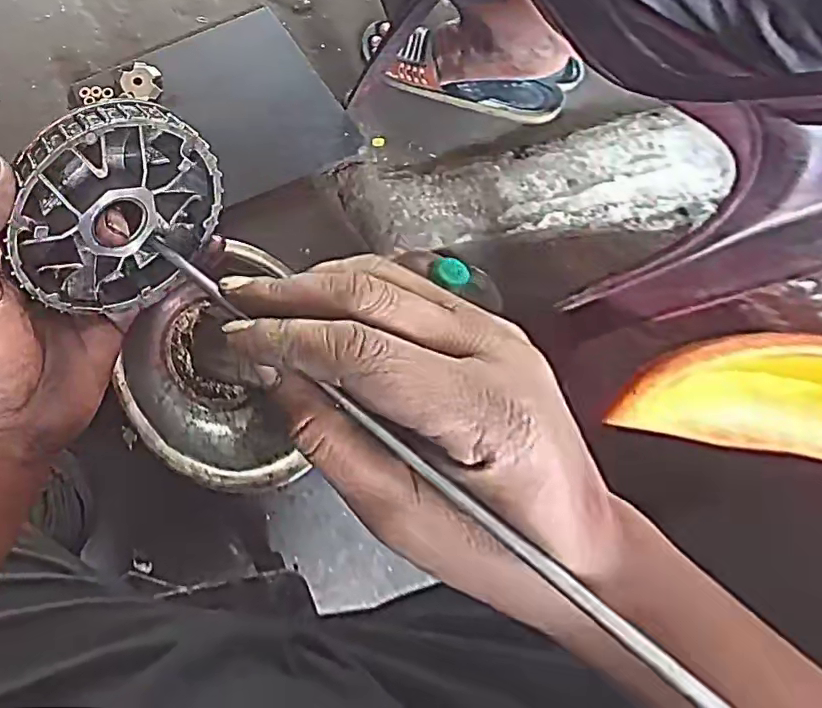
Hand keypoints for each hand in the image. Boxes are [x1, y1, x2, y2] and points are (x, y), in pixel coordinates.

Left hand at [0, 154, 123, 468]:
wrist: (15, 428)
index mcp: (10, 249)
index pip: (34, 196)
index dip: (52, 172)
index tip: (74, 149)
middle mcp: (50, 260)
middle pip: (82, 215)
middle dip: (102, 196)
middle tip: (123, 175)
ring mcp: (85, 285)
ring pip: (115, 243)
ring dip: (132, 226)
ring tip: (148, 206)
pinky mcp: (115, 311)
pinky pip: (139, 282)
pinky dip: (153, 267)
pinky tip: (164, 249)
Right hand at [222, 255, 624, 609]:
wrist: (581, 541)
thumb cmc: (504, 547)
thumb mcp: (400, 516)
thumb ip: (330, 442)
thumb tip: (278, 380)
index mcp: (484, 409)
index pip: (360, 348)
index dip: (287, 337)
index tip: (242, 338)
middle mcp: (495, 351)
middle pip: (368, 293)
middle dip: (291, 293)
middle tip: (240, 299)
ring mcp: (493, 328)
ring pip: (384, 274)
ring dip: (314, 280)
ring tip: (267, 296)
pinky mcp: (485, 322)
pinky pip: (403, 280)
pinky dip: (349, 280)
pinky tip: (318, 293)